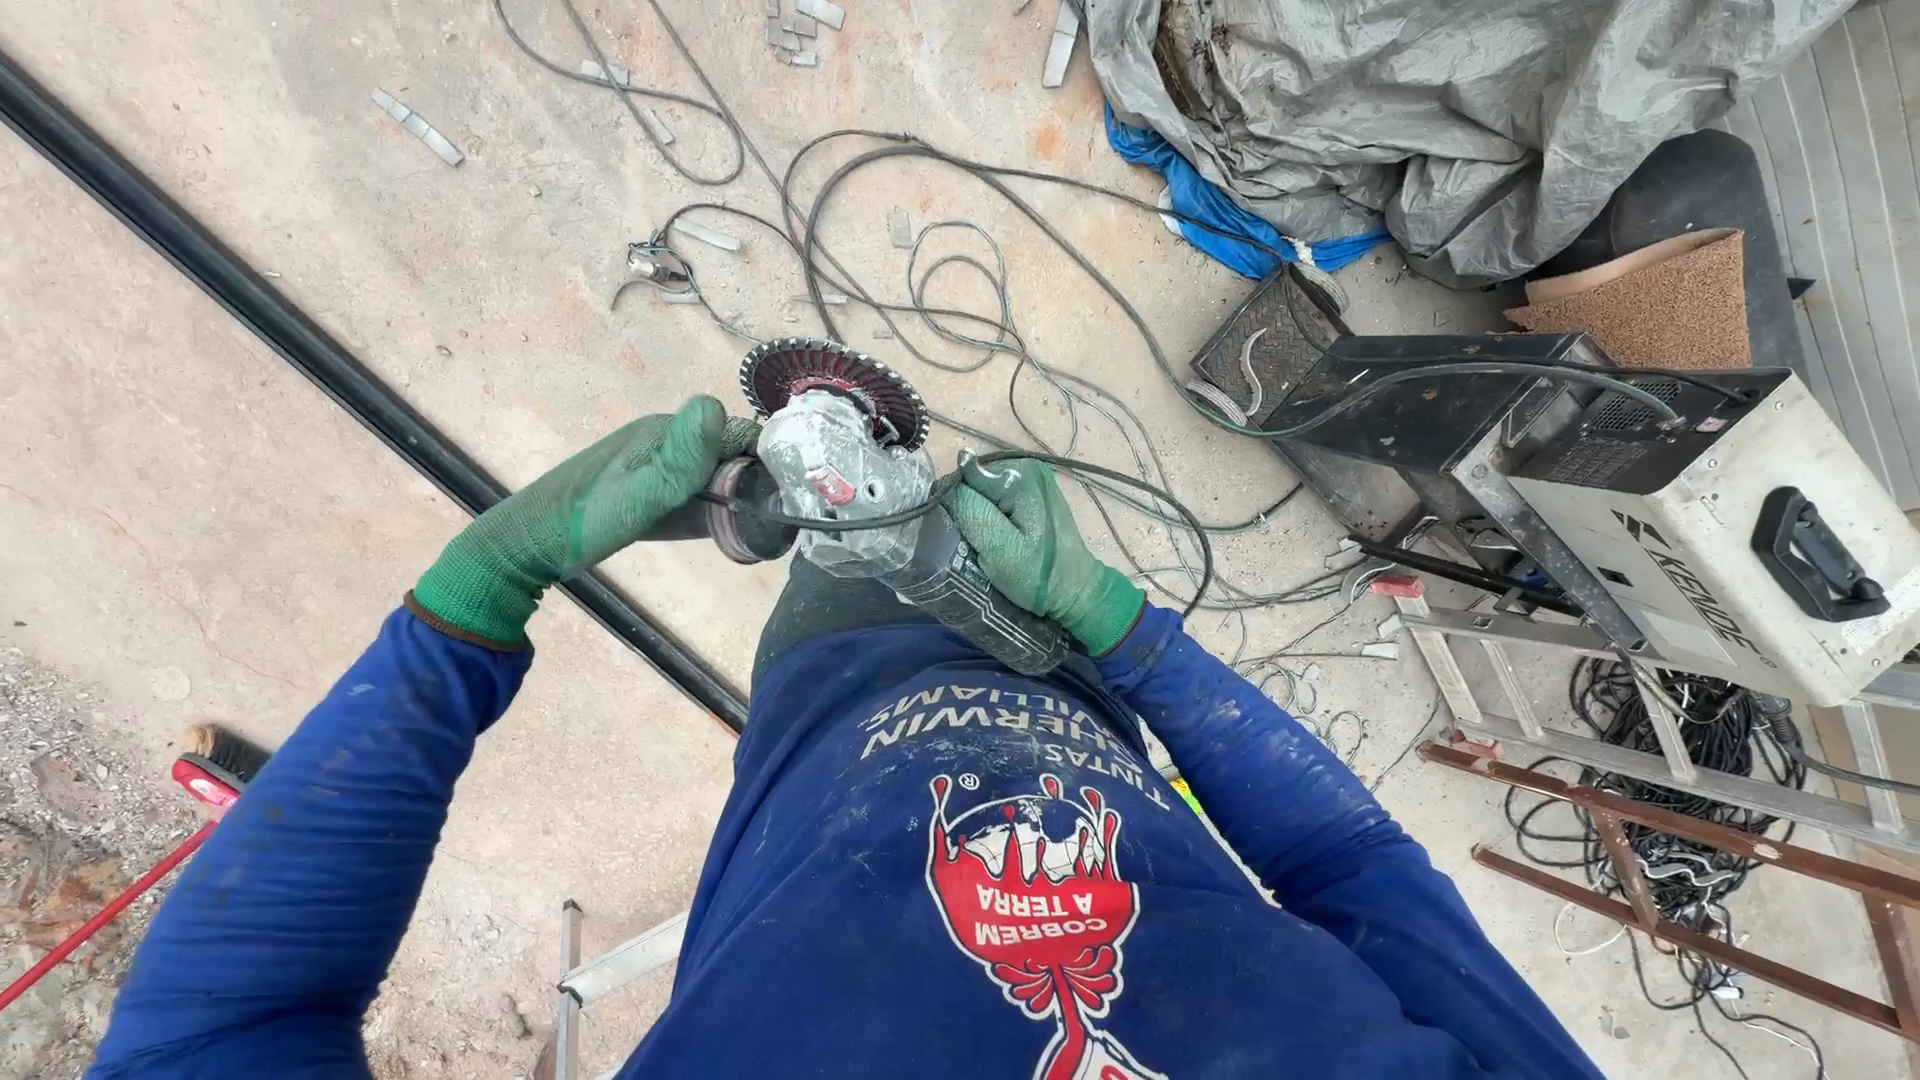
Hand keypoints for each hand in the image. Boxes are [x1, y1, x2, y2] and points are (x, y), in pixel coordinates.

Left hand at [411, 396, 760, 645]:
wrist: (530, 543)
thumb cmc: (589, 520)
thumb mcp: (644, 492)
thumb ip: (683, 454)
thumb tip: (715, 404)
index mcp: (666, 432)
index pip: (735, 433)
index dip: (764, 459)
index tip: (784, 493)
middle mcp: (662, 436)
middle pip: (725, 449)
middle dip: (750, 476)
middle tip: (764, 515)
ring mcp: (651, 457)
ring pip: (710, 467)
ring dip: (730, 490)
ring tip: (743, 523)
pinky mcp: (643, 478)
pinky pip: (690, 481)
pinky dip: (708, 500)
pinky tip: (709, 523)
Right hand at [942, 456, 1145, 654]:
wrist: (1076, 590)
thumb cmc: (1038, 575)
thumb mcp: (998, 546)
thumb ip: (969, 510)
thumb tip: (943, 486)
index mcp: (1019, 474)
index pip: (962, 480)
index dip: (953, 509)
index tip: (961, 537)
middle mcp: (1025, 467)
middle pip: (973, 485)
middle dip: (968, 514)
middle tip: (977, 545)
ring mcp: (1031, 480)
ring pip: (982, 495)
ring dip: (978, 518)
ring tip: (988, 545)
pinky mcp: (1032, 495)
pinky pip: (996, 501)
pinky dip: (992, 520)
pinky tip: (1000, 539)